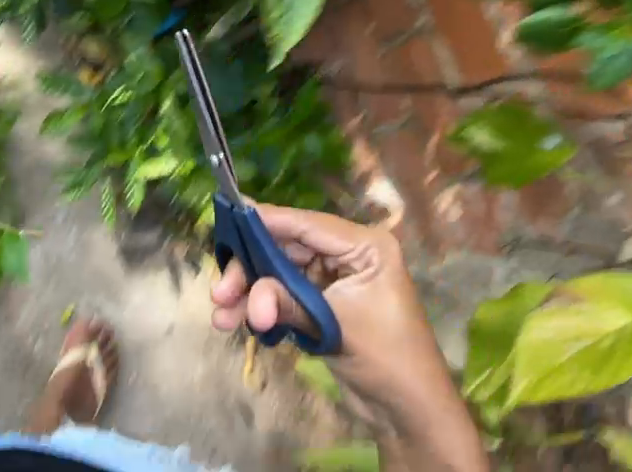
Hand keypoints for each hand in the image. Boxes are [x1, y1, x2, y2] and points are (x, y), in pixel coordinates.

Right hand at [208, 207, 474, 448]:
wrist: (410, 415)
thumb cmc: (389, 360)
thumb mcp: (336, 326)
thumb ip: (287, 304)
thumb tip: (246, 301)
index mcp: (364, 246)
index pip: (305, 224)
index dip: (264, 221)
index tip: (227, 217)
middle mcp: (346, 254)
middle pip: (283, 248)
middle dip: (249, 270)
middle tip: (220, 292)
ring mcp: (331, 277)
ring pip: (277, 271)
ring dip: (249, 293)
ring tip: (222, 316)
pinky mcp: (320, 300)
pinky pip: (282, 292)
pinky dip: (261, 306)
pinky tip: (238, 322)